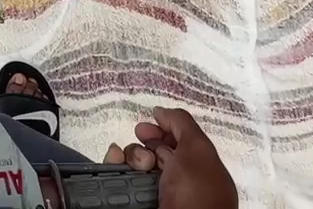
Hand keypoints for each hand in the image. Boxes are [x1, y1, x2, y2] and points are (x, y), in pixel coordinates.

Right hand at [103, 106, 237, 208]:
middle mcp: (176, 182)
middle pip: (152, 149)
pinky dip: (113, 164)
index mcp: (199, 170)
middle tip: (147, 153)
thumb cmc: (197, 198)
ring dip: (130, 154)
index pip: (177, 141)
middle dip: (144, 143)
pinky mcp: (134, 201)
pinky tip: (115, 162)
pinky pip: (117, 175)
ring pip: (132, 161)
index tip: (152, 127)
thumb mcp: (198, 151)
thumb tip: (162, 112)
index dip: (163, 129)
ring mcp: (154, 194)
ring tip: (138, 166)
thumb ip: (183, 124)